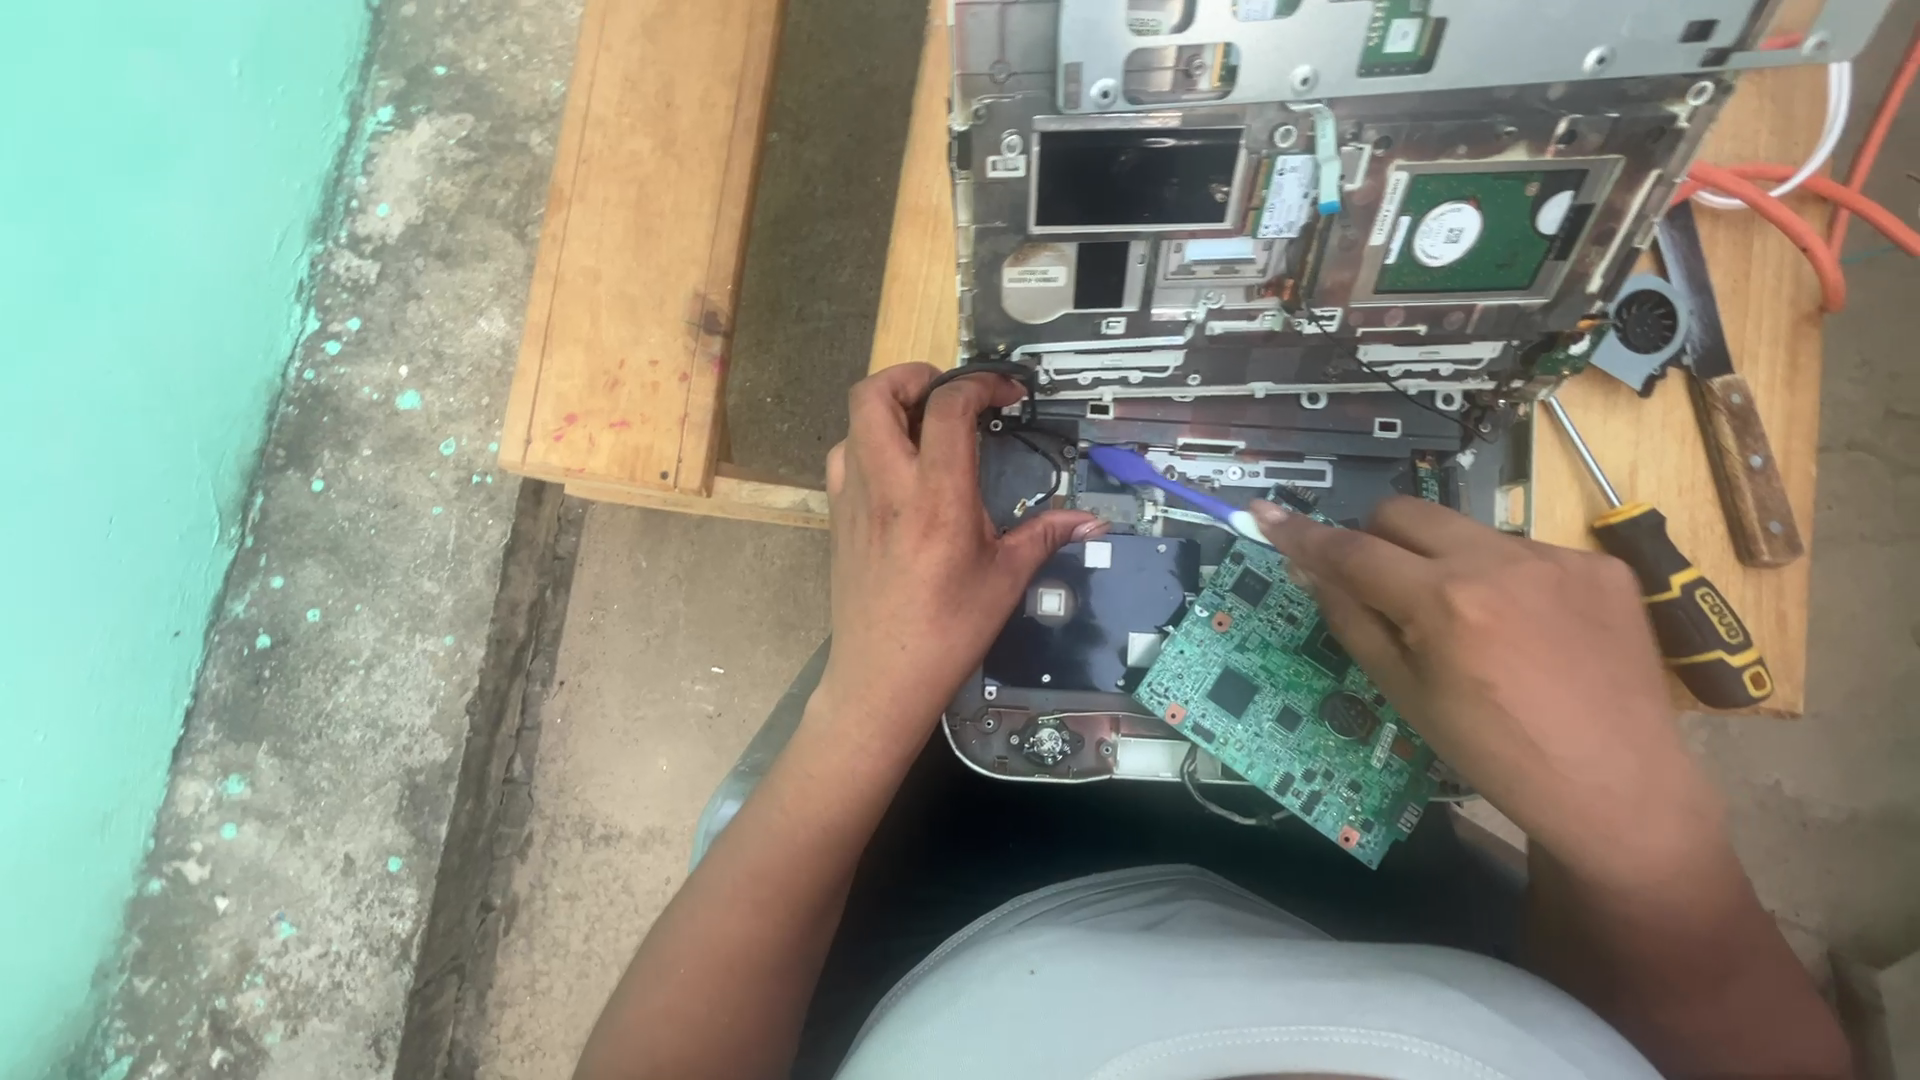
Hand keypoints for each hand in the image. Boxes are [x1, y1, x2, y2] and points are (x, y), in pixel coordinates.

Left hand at [815, 365, 1102, 740]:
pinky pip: (843, 456)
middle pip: (876, 393)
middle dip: (914, 375)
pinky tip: (895, 468)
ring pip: (853, 420)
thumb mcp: (1005, 580)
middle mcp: (887, 486)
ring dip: (889, 407)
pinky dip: (867, 441)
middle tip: (950, 393)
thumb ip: (1045, 535)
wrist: (882, 677)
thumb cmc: (949, 631)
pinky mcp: (837, 517)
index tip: (1007, 394)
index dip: (980, 383)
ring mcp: (853, 499)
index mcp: (937, 498)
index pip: (948, 408)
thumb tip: (1092, 519)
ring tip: (925, 426)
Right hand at [1251, 495, 1725, 885]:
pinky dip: (1499, 576)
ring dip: (1440, 559)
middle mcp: (1500, 561)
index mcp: (1444, 602)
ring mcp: (1558, 557)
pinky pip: (1520, 550)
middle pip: (1403, 512)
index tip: (1264, 514)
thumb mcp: (1401, 690)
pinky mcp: (1601, 566)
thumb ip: (1350, 617)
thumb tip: (1310, 569)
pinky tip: (1522, 626)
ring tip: (1467, 621)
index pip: (1351, 551)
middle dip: (1374, 538)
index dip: (1301, 534)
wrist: (1616, 787)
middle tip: (1380, 585)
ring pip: (1462, 530)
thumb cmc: (1490, 751)